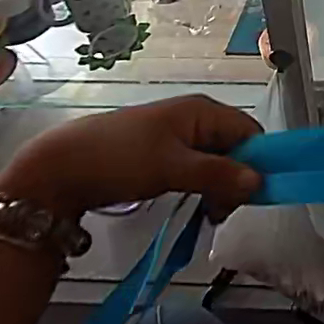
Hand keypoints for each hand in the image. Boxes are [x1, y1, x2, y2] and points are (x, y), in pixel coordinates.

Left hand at [0, 95, 263, 218]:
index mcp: (202, 111)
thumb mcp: (172, 167)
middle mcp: (196, 118)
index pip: (249, 131)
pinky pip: (200, 168)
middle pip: (236, 146)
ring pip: (219, 161)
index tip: (252, 196)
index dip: (258, 161)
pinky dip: (205, 187)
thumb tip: (259, 181)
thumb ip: (217, 174)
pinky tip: (199, 206)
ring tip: (210, 213)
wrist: (64, 167)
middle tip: (223, 210)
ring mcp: (180, 136)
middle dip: (238, 179)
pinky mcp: (166, 153)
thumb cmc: (121, 158)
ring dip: (222, 187)